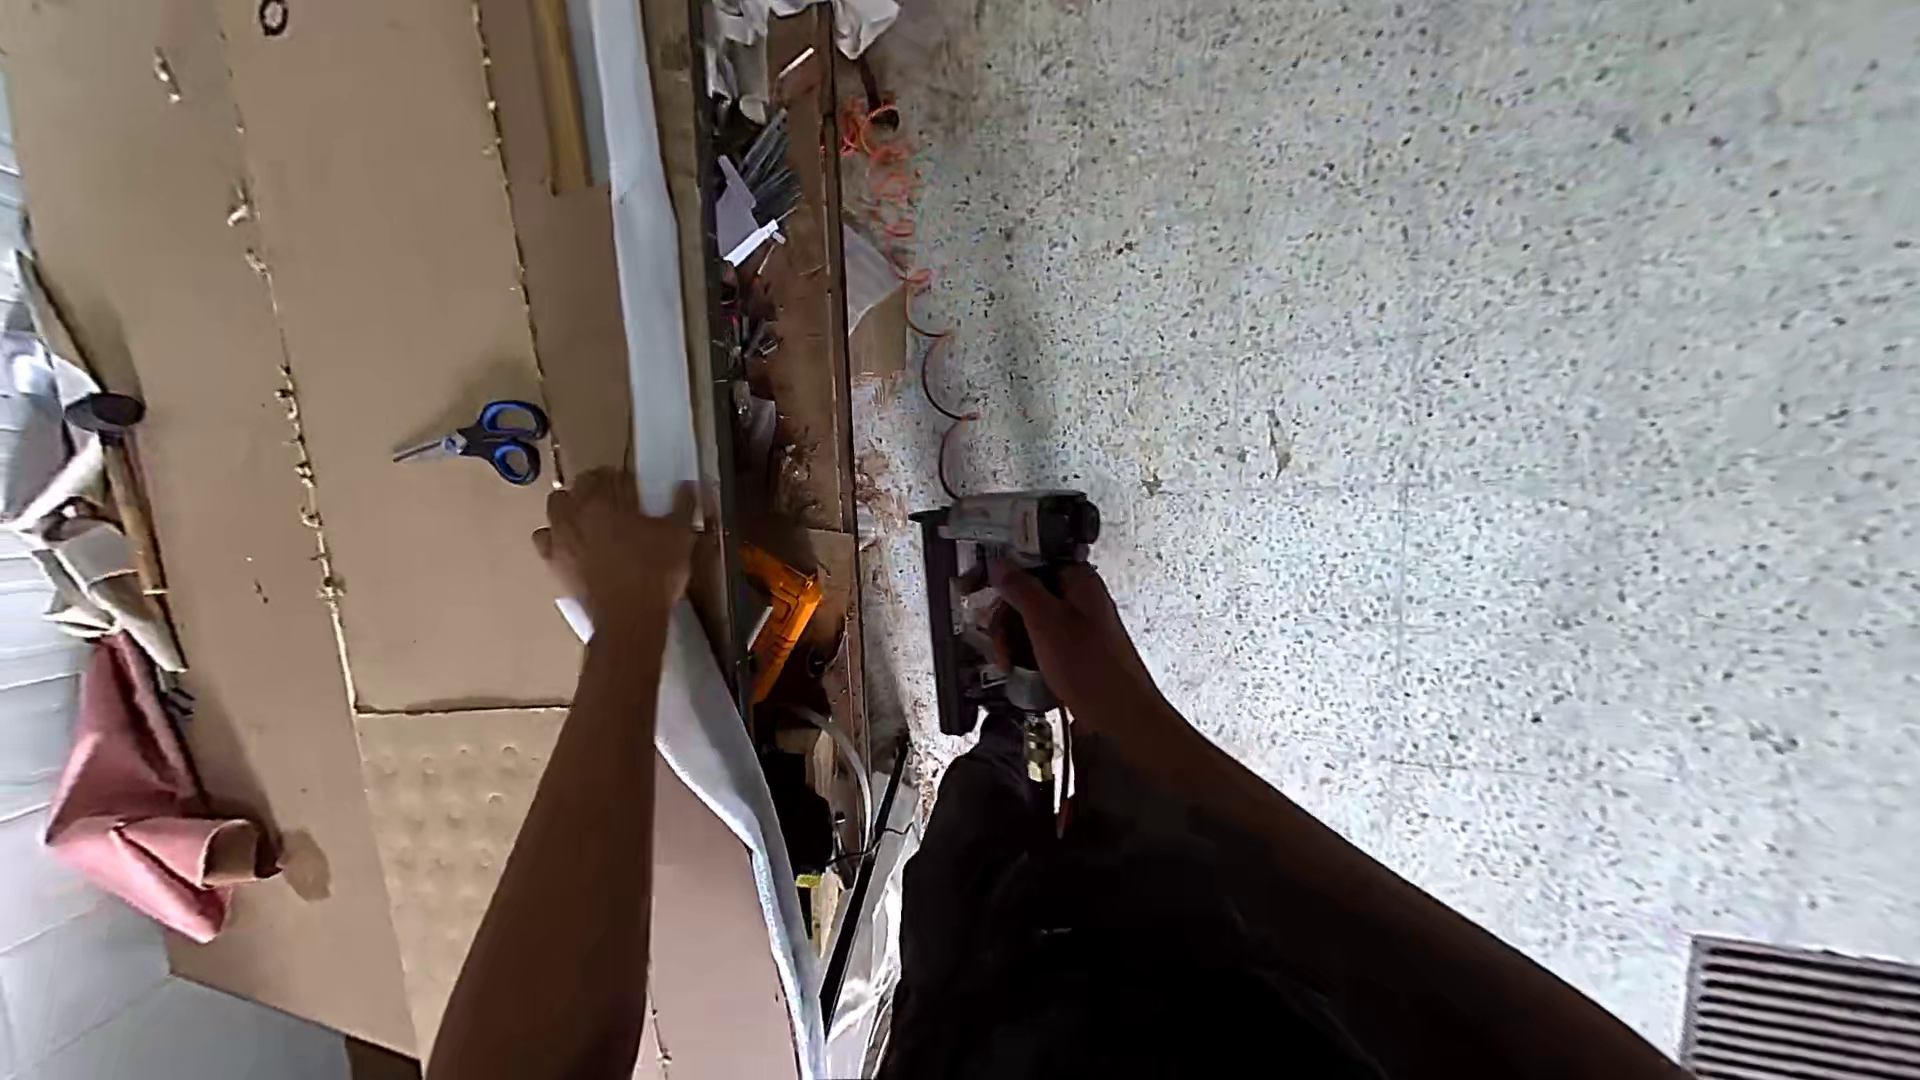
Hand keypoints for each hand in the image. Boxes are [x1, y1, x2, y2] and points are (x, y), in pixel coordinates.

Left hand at [532, 469, 697, 631]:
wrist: (629, 617)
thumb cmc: (655, 571)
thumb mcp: (679, 535)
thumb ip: (682, 505)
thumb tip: (688, 485)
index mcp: (603, 501)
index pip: (604, 474)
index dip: (620, 476)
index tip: (634, 485)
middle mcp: (573, 515)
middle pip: (575, 488)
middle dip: (593, 489)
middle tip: (616, 500)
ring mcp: (559, 540)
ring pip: (555, 510)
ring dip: (571, 509)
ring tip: (593, 520)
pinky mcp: (554, 564)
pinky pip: (546, 540)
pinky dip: (558, 537)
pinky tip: (576, 544)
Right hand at [990, 560, 1179, 737]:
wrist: (1120, 718)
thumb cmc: (1091, 669)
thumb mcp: (1047, 623)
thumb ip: (1021, 589)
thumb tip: (1000, 565)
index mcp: (1078, 581)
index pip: (1030, 564)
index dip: (1001, 577)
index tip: (974, 589)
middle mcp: (1079, 598)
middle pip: (1026, 595)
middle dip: (1005, 619)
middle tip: (998, 643)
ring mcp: (1077, 625)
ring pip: (1029, 620)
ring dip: (1012, 640)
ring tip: (1009, 663)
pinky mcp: (1074, 650)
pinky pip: (1040, 641)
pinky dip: (1026, 653)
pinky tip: (1021, 669)